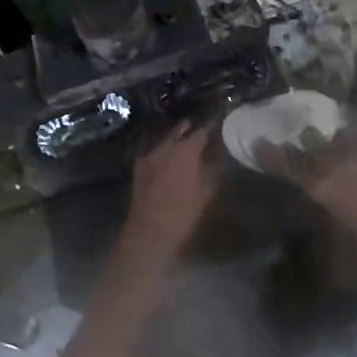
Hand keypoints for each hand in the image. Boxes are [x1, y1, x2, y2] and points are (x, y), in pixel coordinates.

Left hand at [120, 122, 214, 256]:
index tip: (218, 126)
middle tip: (201, 133)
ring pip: (165, 138)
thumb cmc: (184, 213)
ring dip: (176, 138)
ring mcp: (149, 154)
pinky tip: (168, 158)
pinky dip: (163, 149)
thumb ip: (213, 168)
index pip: (202, 130)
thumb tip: (218, 155)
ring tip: (186, 144)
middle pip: (180, 128)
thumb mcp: (207, 192)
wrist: (149, 231)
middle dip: (191, 128)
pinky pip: (154, 150)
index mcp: (186, 150)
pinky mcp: (138, 165)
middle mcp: (166, 145)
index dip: (211, 127)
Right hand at [271, 138, 356, 283]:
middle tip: (287, 141)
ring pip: (343, 135)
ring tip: (322, 141)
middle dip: (298, 142)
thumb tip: (320, 231)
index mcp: (332, 189)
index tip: (256, 142)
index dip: (271, 154)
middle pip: (315, 144)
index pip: (292, 164)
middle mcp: (350, 161)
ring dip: (329, 139)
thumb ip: (332, 240)